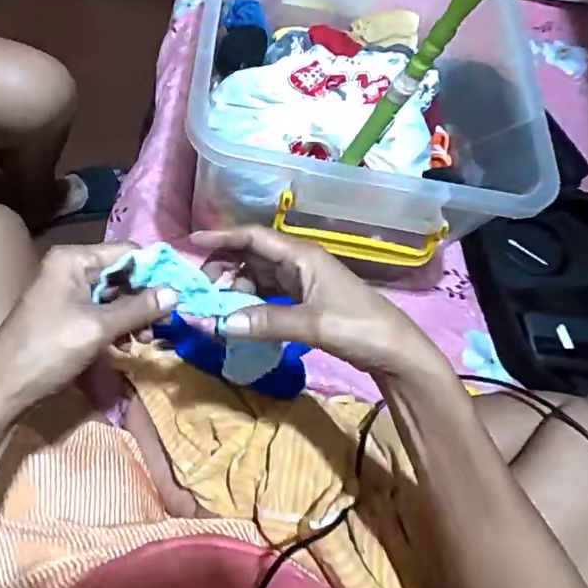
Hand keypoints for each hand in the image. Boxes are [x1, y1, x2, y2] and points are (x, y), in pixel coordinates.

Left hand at [0, 243, 177, 417]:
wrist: (1, 390)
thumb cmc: (48, 351)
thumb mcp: (98, 328)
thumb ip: (139, 308)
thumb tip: (176, 292)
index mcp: (74, 259)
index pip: (127, 252)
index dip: (154, 271)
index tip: (179, 293)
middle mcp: (69, 266)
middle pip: (121, 272)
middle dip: (144, 297)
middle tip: (163, 324)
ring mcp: (65, 289)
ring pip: (113, 293)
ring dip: (133, 314)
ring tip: (145, 340)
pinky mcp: (64, 312)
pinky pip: (100, 309)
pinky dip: (116, 324)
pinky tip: (127, 344)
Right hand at [188, 226, 435, 376]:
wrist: (396, 350)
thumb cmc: (359, 327)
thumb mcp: (313, 324)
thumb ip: (267, 322)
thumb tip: (222, 323)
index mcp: (301, 255)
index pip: (253, 236)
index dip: (222, 237)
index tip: (192, 244)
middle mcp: (299, 261)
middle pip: (252, 254)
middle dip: (225, 266)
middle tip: (205, 290)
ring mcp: (303, 280)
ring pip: (258, 275)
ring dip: (238, 287)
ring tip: (221, 309)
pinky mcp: (305, 300)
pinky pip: (269, 293)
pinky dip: (252, 302)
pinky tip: (242, 317)